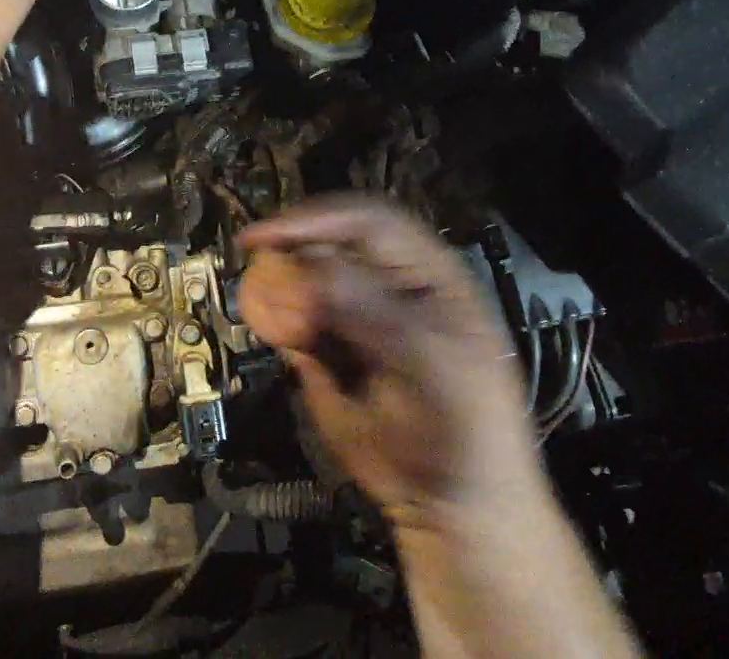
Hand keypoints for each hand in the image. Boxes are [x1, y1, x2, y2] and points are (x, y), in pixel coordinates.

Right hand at [239, 195, 546, 533]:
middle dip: (291, 255)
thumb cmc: (467, 435)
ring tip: (270, 314)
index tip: (269, 235)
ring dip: (279, 289)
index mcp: (428, 276)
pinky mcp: (326, 349)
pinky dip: (276, 323)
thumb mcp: (436, 369)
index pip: (369, 224)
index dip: (319, 221)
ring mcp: (353, 316)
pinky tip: (281, 339)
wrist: (452, 508)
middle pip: (327, 245)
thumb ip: (379, 316)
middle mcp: (385, 286)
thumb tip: (316, 271)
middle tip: (261, 276)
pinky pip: (291, 320)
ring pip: (302, 281)